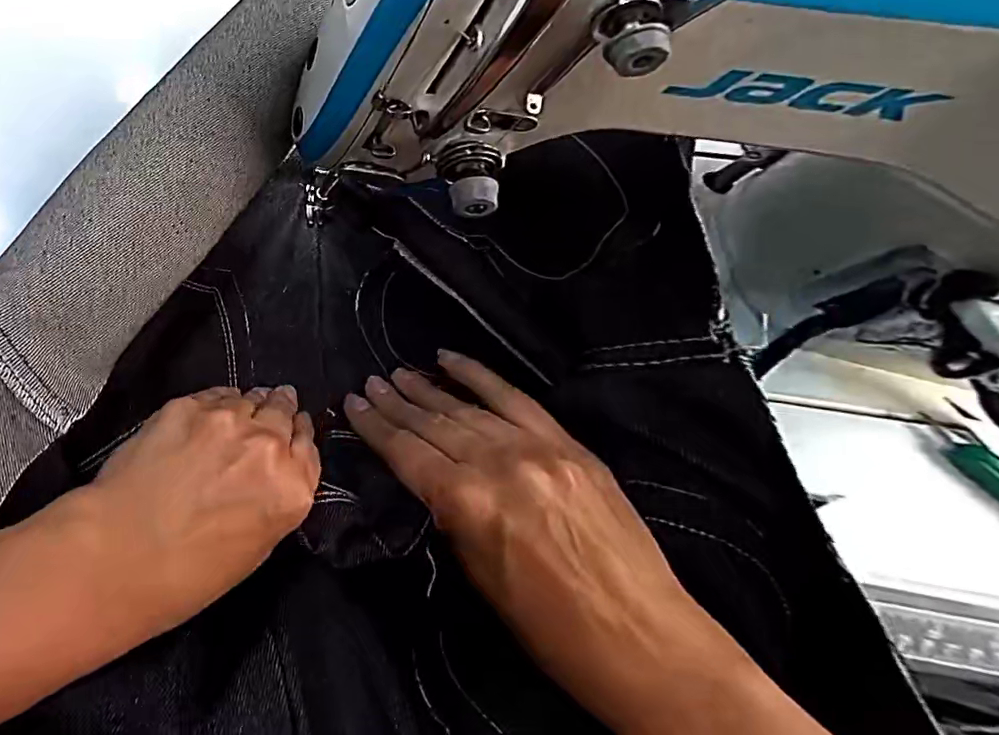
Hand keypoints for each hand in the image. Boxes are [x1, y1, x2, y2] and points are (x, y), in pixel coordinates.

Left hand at [84, 386, 318, 629]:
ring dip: (249, 404)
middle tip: (275, 406)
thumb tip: (269, 473)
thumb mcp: (255, 547)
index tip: (294, 430)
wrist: (118, 555)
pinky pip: (214, 394)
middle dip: (279, 411)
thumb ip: (273, 500)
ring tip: (240, 410)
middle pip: (283, 412)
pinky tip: (207, 414)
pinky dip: (216, 402)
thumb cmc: (186, 574)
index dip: (299, 435)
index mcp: (291, 489)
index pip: (308, 446)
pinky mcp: (189, 405)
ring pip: (250, 397)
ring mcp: (227, 420)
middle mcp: (267, 446)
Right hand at [345, 351, 819, 734]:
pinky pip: (514, 397)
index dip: (375, 428)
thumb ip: (453, 519)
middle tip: (368, 383)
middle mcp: (497, 464)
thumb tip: (431, 483)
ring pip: (467, 407)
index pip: (407, 453)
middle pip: (432, 423)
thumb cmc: (553, 630)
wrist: (646, 641)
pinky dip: (479, 374)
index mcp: (468, 504)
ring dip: (427, 388)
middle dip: (394, 402)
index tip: (352, 405)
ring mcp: (536, 447)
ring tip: (398, 372)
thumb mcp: (482, 579)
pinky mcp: (567, 442)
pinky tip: (450, 358)